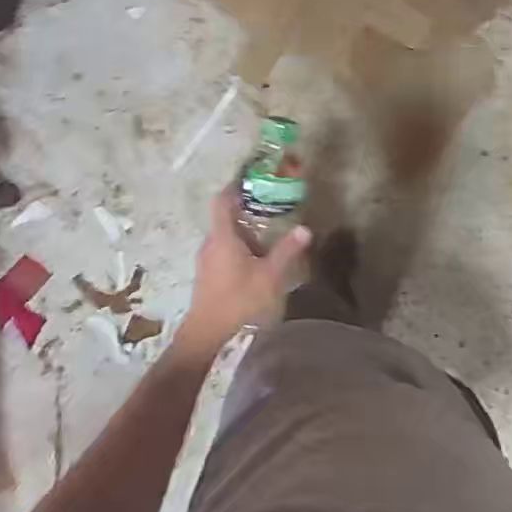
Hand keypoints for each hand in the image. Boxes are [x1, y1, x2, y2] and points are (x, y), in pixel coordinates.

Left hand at [174, 190, 311, 356]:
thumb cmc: (238, 300)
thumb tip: (305, 228)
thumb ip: (287, 251)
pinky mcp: (207, 273)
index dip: (235, 187)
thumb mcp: (269, 276)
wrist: (207, 332)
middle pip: (225, 218)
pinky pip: (223, 250)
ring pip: (225, 236)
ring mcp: (206, 259)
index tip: (253, 179)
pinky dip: (239, 247)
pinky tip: (256, 260)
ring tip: (269, 235)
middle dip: (247, 211)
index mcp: (223, 237)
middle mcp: (211, 243)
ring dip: (244, 232)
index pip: (222, 201)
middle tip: (271, 208)